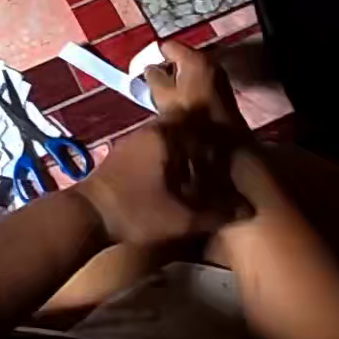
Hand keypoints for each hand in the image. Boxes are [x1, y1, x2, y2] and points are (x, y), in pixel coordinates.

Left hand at [78, 43, 251, 247]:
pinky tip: (179, 177)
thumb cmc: (136, 211)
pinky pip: (154, 147)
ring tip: (206, 169)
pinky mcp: (123, 154)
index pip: (197, 120)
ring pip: (166, 137)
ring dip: (185, 149)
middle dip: (203, 141)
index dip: (217, 131)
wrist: (89, 214)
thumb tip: (249, 209)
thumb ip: (217, 212)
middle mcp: (146, 131)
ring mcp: (132, 141)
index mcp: (162, 136)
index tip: (234, 143)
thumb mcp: (182, 217)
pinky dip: (170, 157)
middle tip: (223, 158)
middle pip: (182, 127)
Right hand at [143, 41, 245, 128]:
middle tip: (154, 83)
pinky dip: (189, 85)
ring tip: (166, 94)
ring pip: (190, 69)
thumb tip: (151, 68)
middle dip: (165, 67)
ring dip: (177, 78)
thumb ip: (152, 76)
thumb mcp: (162, 94)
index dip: (153, 56)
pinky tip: (182, 100)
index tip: (145, 71)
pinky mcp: (223, 89)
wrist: (222, 141)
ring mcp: (219, 75)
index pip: (167, 46)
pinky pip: (200, 79)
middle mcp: (209, 61)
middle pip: (180, 56)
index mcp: (194, 59)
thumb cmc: (189, 114)